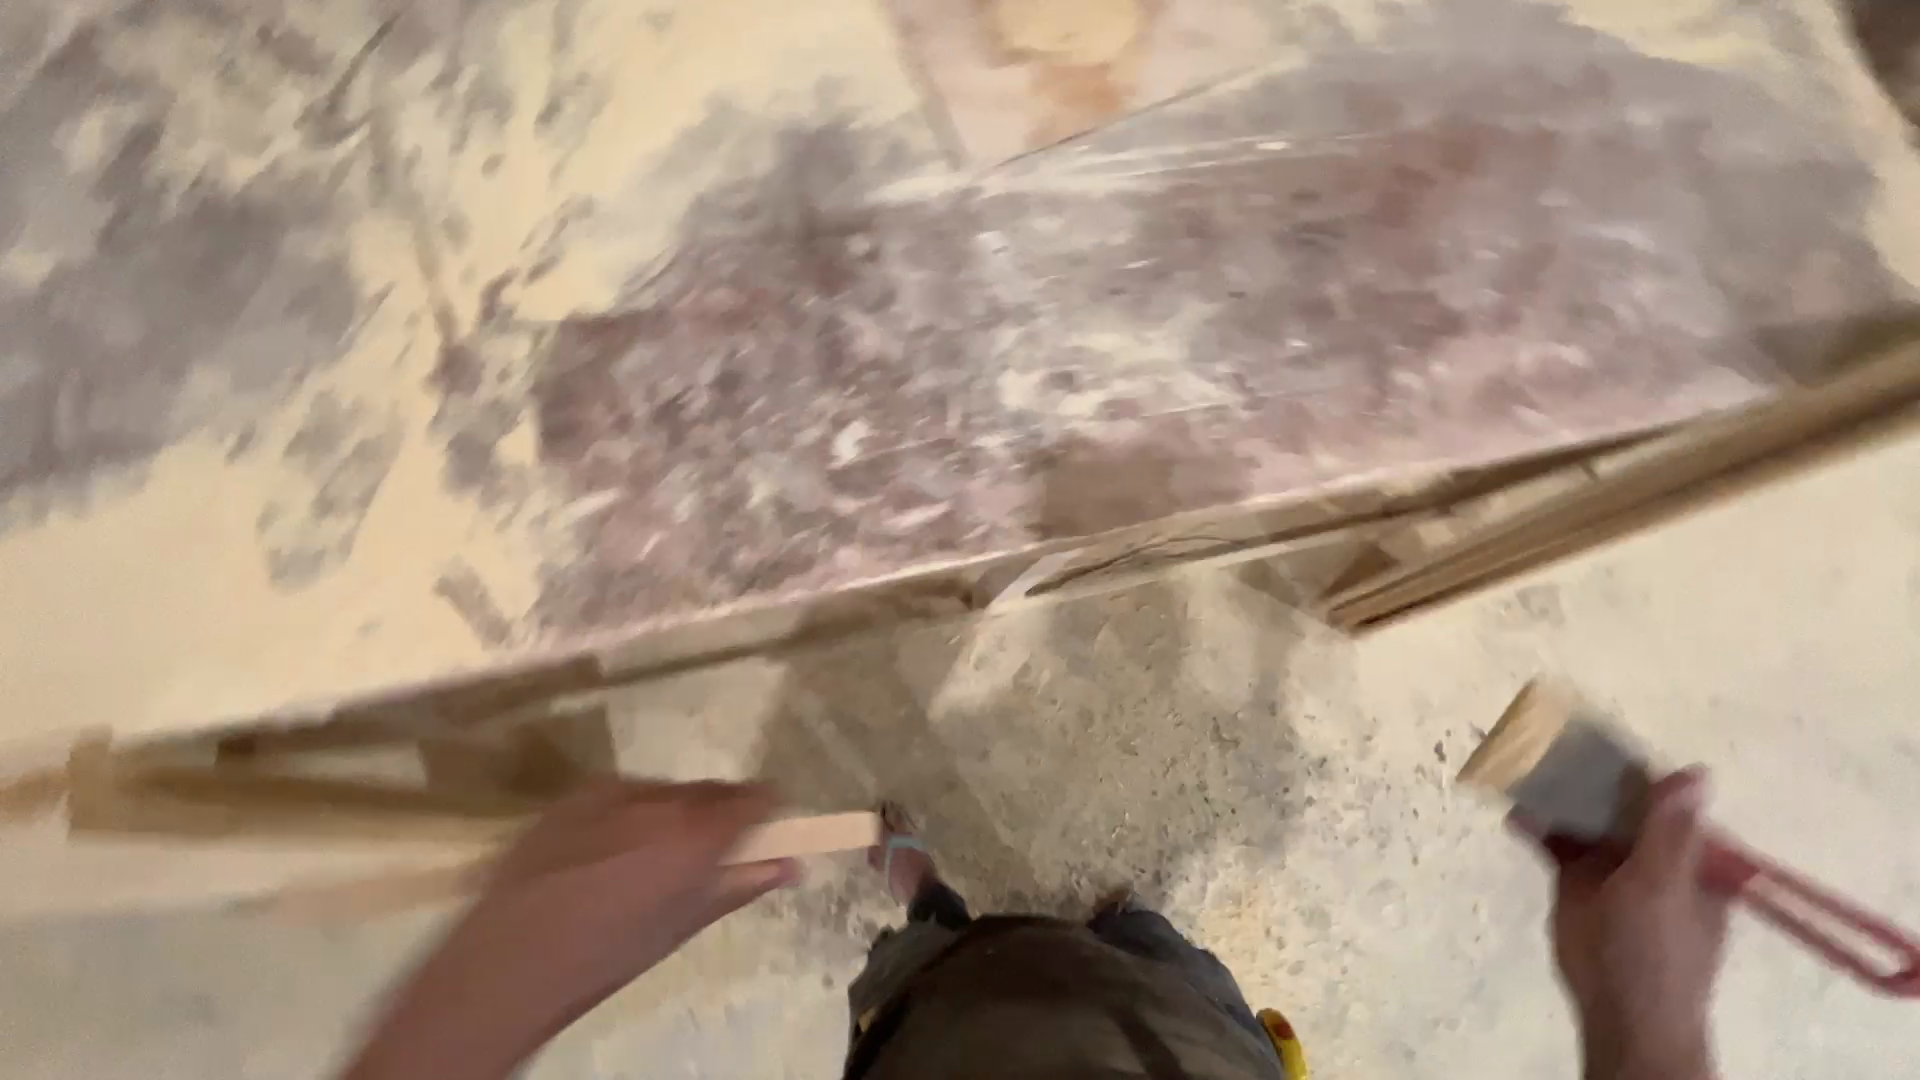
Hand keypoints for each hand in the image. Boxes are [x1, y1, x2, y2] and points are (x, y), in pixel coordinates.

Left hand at [344, 779, 798, 1079]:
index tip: (766, 825)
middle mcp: (662, 800)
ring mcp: (615, 790)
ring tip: (646, 856)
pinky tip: (607, 849)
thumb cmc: (606, 956)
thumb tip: (790, 864)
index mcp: (696, 835)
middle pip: (712, 790)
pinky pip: (624, 792)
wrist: (503, 966)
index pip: (756, 796)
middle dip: (719, 812)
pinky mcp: (577, 792)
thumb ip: (741, 884)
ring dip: (673, 811)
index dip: (766, 808)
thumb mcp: (683, 926)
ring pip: (667, 791)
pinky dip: (630, 811)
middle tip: (704, 851)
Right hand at [1533, 769, 1730, 1079]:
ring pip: (1582, 819)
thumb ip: (1667, 830)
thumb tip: (1695, 772)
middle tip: (1548, 743)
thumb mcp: (1663, 884)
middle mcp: (1650, 855)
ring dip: (1555, 796)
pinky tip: (1513, 810)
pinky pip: (1553, 841)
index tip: (1601, 741)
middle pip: (1617, 804)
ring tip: (1521, 767)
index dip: (1634, 772)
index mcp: (1687, 857)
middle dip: (1586, 777)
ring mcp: (1610, 866)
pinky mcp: (1574, 878)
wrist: (1618, 1005)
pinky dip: (1534, 824)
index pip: (1664, 802)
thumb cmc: (1654, 947)